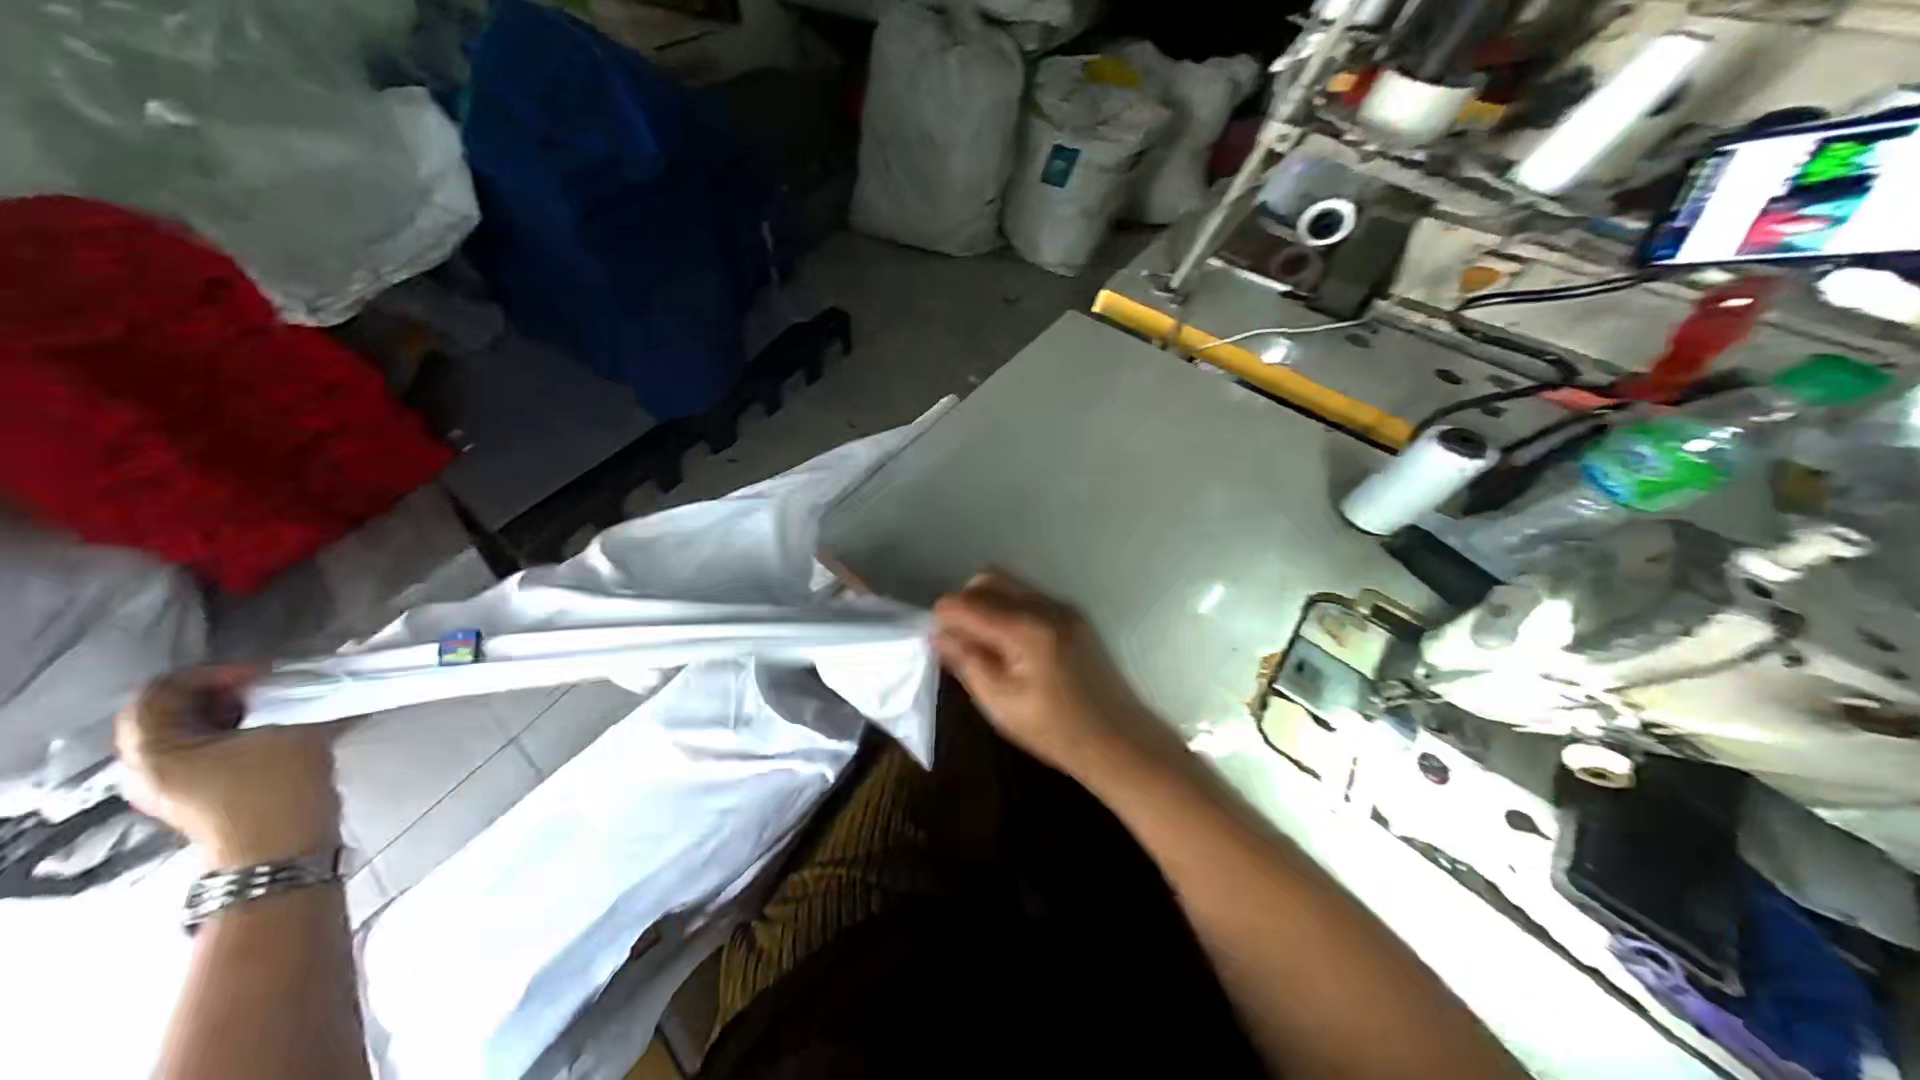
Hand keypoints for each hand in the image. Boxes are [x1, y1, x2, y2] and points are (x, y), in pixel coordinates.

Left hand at [115, 667, 341, 868]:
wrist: (284, 851)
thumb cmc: (276, 789)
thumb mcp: (286, 732)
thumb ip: (283, 702)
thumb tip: (293, 685)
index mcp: (153, 751)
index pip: (163, 691)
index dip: (214, 673)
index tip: (263, 674)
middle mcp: (149, 767)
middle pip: (173, 710)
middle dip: (224, 692)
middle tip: (268, 688)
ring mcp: (173, 784)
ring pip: (194, 730)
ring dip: (236, 712)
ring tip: (278, 708)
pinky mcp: (201, 794)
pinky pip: (210, 750)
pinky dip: (241, 732)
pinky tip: (278, 731)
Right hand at [933, 572, 1174, 776]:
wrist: (1119, 740)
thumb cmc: (1056, 730)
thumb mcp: (1000, 703)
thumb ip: (967, 662)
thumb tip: (938, 635)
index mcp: (1026, 628)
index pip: (965, 601)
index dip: (943, 618)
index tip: (941, 646)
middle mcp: (1046, 605)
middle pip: (987, 579)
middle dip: (964, 604)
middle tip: (961, 643)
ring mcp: (1063, 607)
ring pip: (1008, 584)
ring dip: (986, 605)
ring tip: (986, 647)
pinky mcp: (1073, 615)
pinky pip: (1028, 597)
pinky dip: (1008, 610)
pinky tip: (1011, 647)